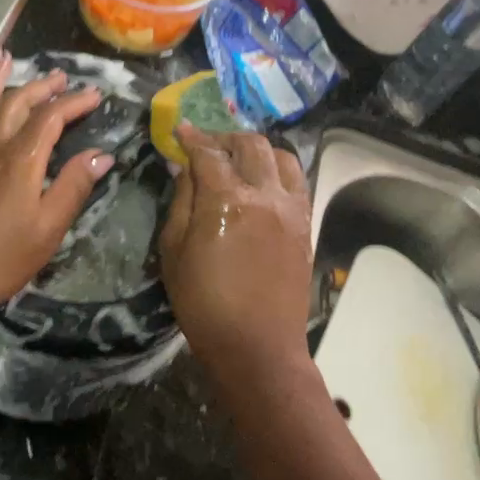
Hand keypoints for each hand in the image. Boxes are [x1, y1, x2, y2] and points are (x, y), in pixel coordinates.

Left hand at [0, 54, 115, 328]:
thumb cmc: (1, 259)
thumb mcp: (48, 229)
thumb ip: (73, 187)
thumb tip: (101, 154)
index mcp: (21, 159)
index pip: (51, 117)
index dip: (74, 102)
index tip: (95, 94)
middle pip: (17, 103)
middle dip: (41, 87)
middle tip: (61, 77)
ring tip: (6, 60)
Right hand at [160, 126, 312, 371]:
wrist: (257, 348)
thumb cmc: (203, 301)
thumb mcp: (173, 248)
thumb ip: (181, 200)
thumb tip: (185, 168)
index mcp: (227, 200)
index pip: (208, 152)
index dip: (191, 137)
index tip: (179, 130)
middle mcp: (265, 196)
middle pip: (250, 145)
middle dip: (225, 138)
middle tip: (206, 145)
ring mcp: (291, 211)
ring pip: (282, 157)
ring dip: (257, 151)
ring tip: (238, 160)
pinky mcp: (305, 227)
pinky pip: (297, 182)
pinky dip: (278, 172)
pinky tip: (261, 183)